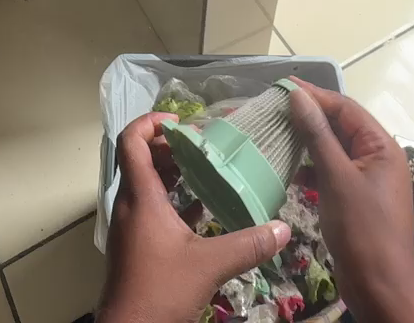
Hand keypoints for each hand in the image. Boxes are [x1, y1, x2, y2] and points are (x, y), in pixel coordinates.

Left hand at [98, 111, 291, 322]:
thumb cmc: (160, 291)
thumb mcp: (208, 265)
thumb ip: (247, 245)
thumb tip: (283, 228)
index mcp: (140, 195)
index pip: (131, 140)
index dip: (150, 122)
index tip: (180, 122)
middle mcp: (129, 203)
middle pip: (139, 157)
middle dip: (168, 145)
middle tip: (200, 144)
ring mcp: (130, 223)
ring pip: (145, 181)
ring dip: (170, 171)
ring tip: (203, 168)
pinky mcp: (134, 242)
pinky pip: (149, 205)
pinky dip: (171, 197)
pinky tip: (199, 207)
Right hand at [288, 80, 413, 322]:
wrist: (381, 291)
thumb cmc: (363, 230)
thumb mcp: (336, 177)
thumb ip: (317, 134)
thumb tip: (298, 96)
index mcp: (381, 147)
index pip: (345, 108)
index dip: (315, 95)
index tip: (283, 86)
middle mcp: (377, 158)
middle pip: (340, 126)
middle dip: (309, 117)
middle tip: (275, 108)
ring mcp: (367, 180)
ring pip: (334, 149)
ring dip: (308, 142)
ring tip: (277, 135)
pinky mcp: (356, 200)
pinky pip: (332, 172)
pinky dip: (312, 168)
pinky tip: (291, 171)